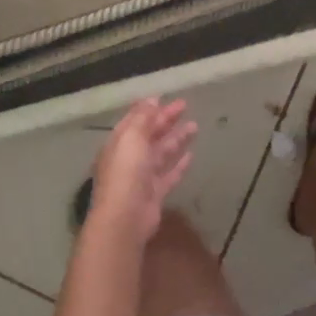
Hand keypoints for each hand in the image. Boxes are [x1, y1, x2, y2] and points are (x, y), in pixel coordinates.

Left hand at [87, 98, 195, 244]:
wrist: (125, 217)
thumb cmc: (126, 172)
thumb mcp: (132, 138)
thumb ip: (143, 118)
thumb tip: (152, 99)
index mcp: (120, 143)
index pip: (135, 121)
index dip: (149, 109)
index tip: (166, 98)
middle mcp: (129, 158)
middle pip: (150, 135)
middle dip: (166, 120)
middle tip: (185, 106)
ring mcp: (142, 177)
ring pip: (162, 153)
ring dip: (176, 139)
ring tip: (195, 126)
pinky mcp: (155, 194)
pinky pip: (169, 175)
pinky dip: (179, 164)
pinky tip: (191, 155)